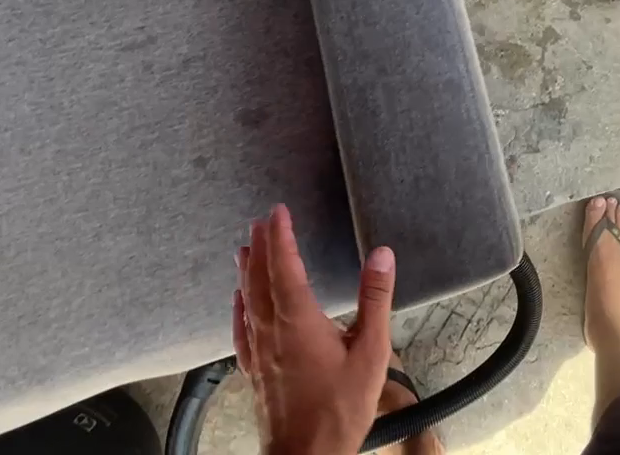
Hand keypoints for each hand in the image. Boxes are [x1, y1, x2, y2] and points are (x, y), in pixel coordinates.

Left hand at [233, 204, 396, 454]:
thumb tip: (381, 253)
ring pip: (249, 302)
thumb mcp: (372, 351)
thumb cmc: (342, 408)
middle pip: (261, 280)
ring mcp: (260, 354)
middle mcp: (273, 332)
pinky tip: (238, 302)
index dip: (281, 237)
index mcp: (299, 321)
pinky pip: (242, 331)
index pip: (285, 267)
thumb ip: (375, 298)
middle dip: (261, 247)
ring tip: (244, 249)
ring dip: (247, 272)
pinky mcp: (256, 374)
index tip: (278, 211)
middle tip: (260, 220)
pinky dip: (239, 309)